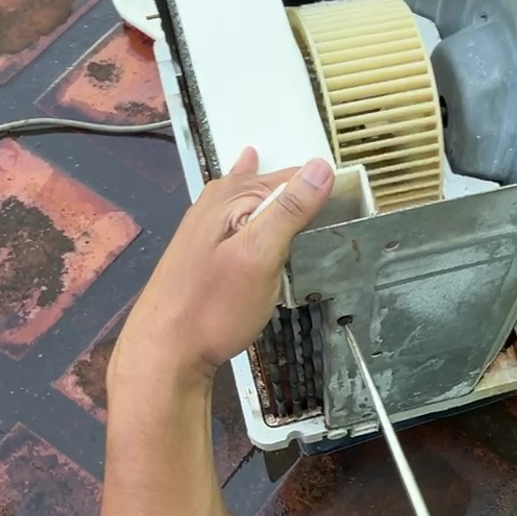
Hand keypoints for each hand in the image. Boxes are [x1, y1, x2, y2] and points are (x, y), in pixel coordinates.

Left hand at [113, 148, 333, 388]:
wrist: (167, 349)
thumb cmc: (214, 306)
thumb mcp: (259, 255)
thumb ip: (289, 211)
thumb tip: (321, 166)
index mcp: (232, 197)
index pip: (293, 178)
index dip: (322, 191)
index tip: (349, 207)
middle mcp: (216, 202)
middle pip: (274, 189)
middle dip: (302, 195)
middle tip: (335, 213)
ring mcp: (207, 226)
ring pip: (257, 205)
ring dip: (281, 204)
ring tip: (309, 196)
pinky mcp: (206, 250)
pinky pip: (241, 218)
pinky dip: (257, 210)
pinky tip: (249, 184)